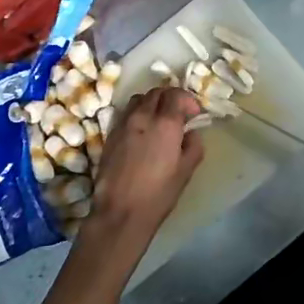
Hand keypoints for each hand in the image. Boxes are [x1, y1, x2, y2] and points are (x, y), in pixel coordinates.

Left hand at [90, 87, 204, 230]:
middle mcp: (142, 117)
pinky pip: (126, 114)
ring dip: (152, 103)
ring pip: (138, 100)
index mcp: (165, 123)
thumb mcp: (187, 170)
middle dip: (170, 98)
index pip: (176, 95)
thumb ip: (193, 145)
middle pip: (156, 92)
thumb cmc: (159, 192)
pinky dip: (138, 115)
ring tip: (159, 120)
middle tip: (179, 114)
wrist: (121, 211)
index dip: (188, 100)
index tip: (194, 115)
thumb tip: (190, 133)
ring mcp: (122, 124)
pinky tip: (142, 133)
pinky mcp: (109, 135)